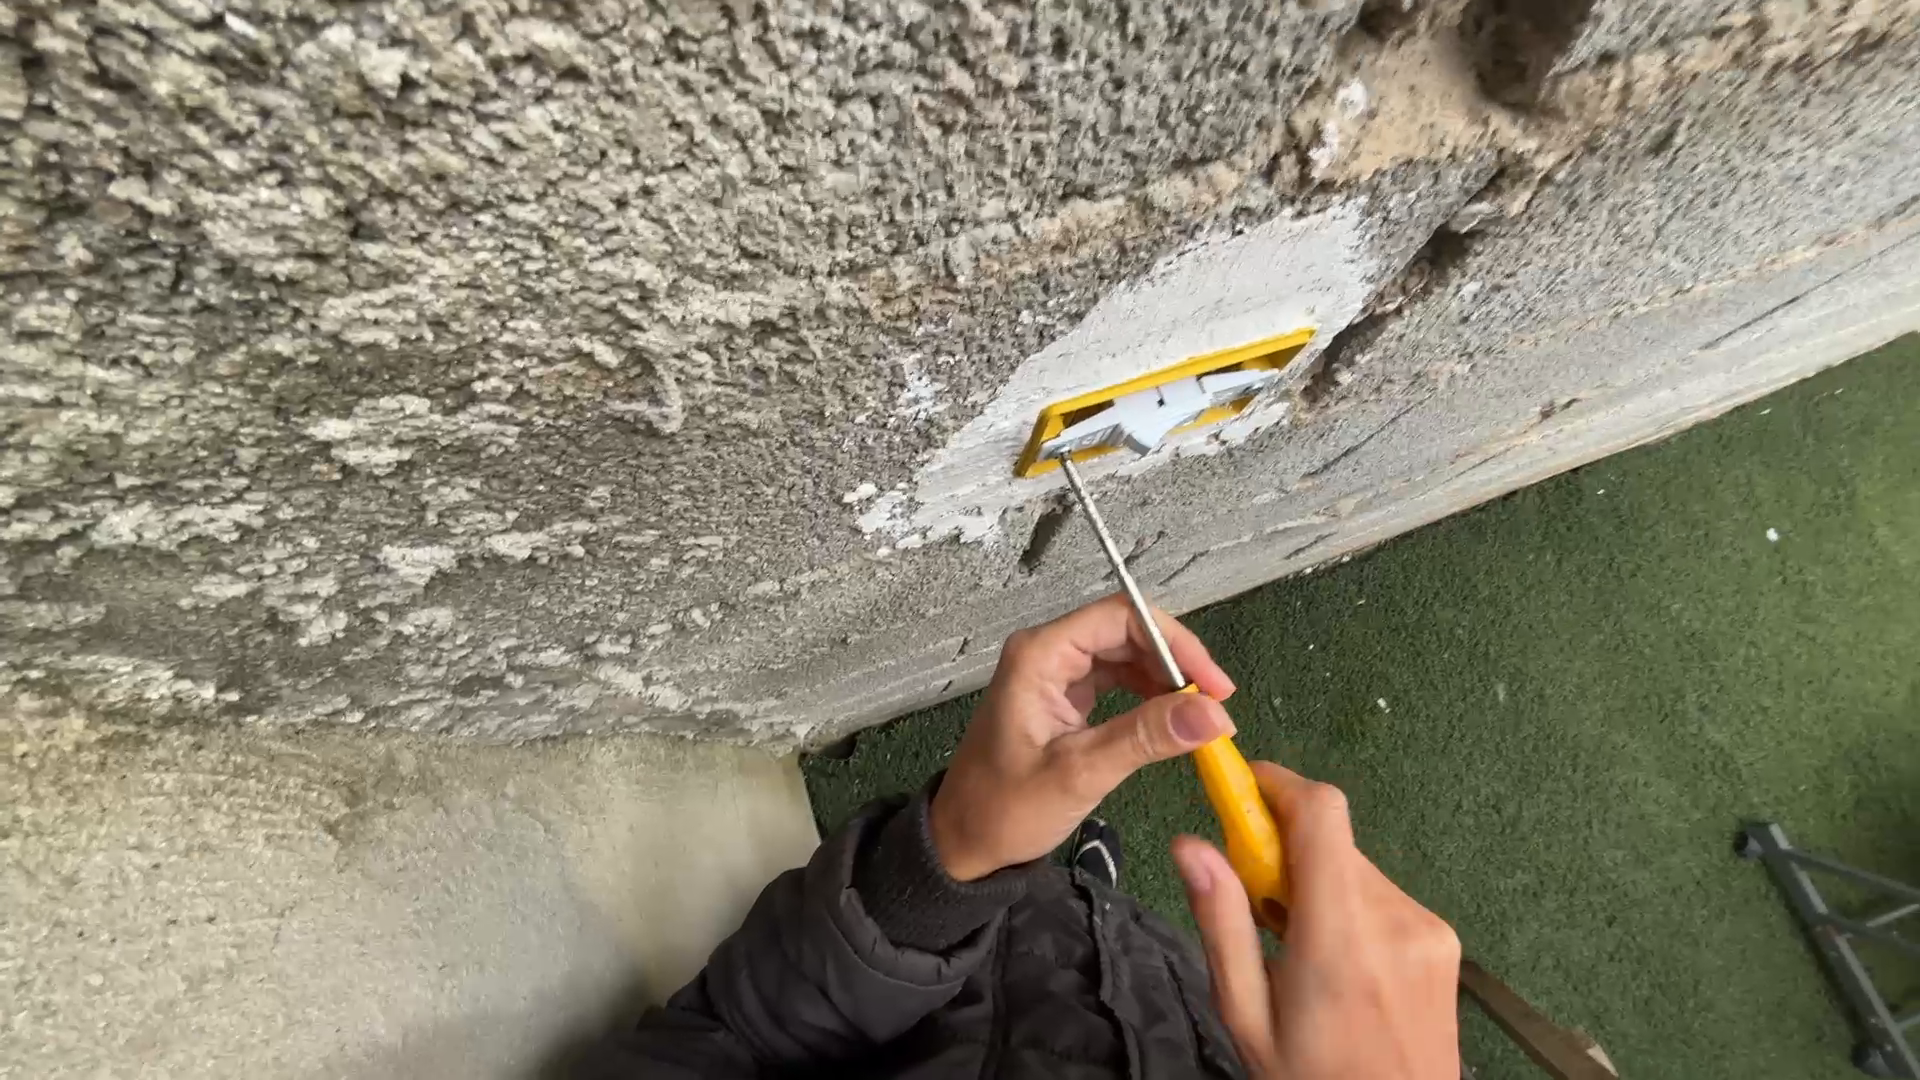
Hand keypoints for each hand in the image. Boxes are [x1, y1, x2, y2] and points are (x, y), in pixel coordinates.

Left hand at [928, 593, 1236, 881]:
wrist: (964, 839)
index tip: (1214, 684)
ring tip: (1201, 714)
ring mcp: (1053, 671)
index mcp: (1040, 654)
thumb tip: (1215, 713)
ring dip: (1164, 678)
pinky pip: (1112, 677)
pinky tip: (1171, 718)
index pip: (1119, 617)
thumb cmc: (1008, 807)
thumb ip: (1146, 737)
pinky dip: (1145, 694)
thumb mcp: (1080, 772)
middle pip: (1124, 630)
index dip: (1174, 642)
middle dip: (1174, 661)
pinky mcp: (1061, 694)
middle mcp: (1046, 651)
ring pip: (1122, 653)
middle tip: (1216, 704)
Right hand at [1173, 763, 1459, 1078]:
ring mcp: (1428, 929)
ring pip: (1348, 859)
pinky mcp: (1442, 940)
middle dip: (1280, 844)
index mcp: (1343, 936)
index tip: (1235, 789)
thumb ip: (1221, 923)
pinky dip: (1340, 896)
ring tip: (1291, 937)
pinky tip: (1331, 953)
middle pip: (1328, 835)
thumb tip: (1188, 843)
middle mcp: (1397, 918)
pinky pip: (1374, 887)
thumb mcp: (1246, 1015)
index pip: (1320, 813)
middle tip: (1250, 894)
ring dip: (1310, 874)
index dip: (1275, 783)